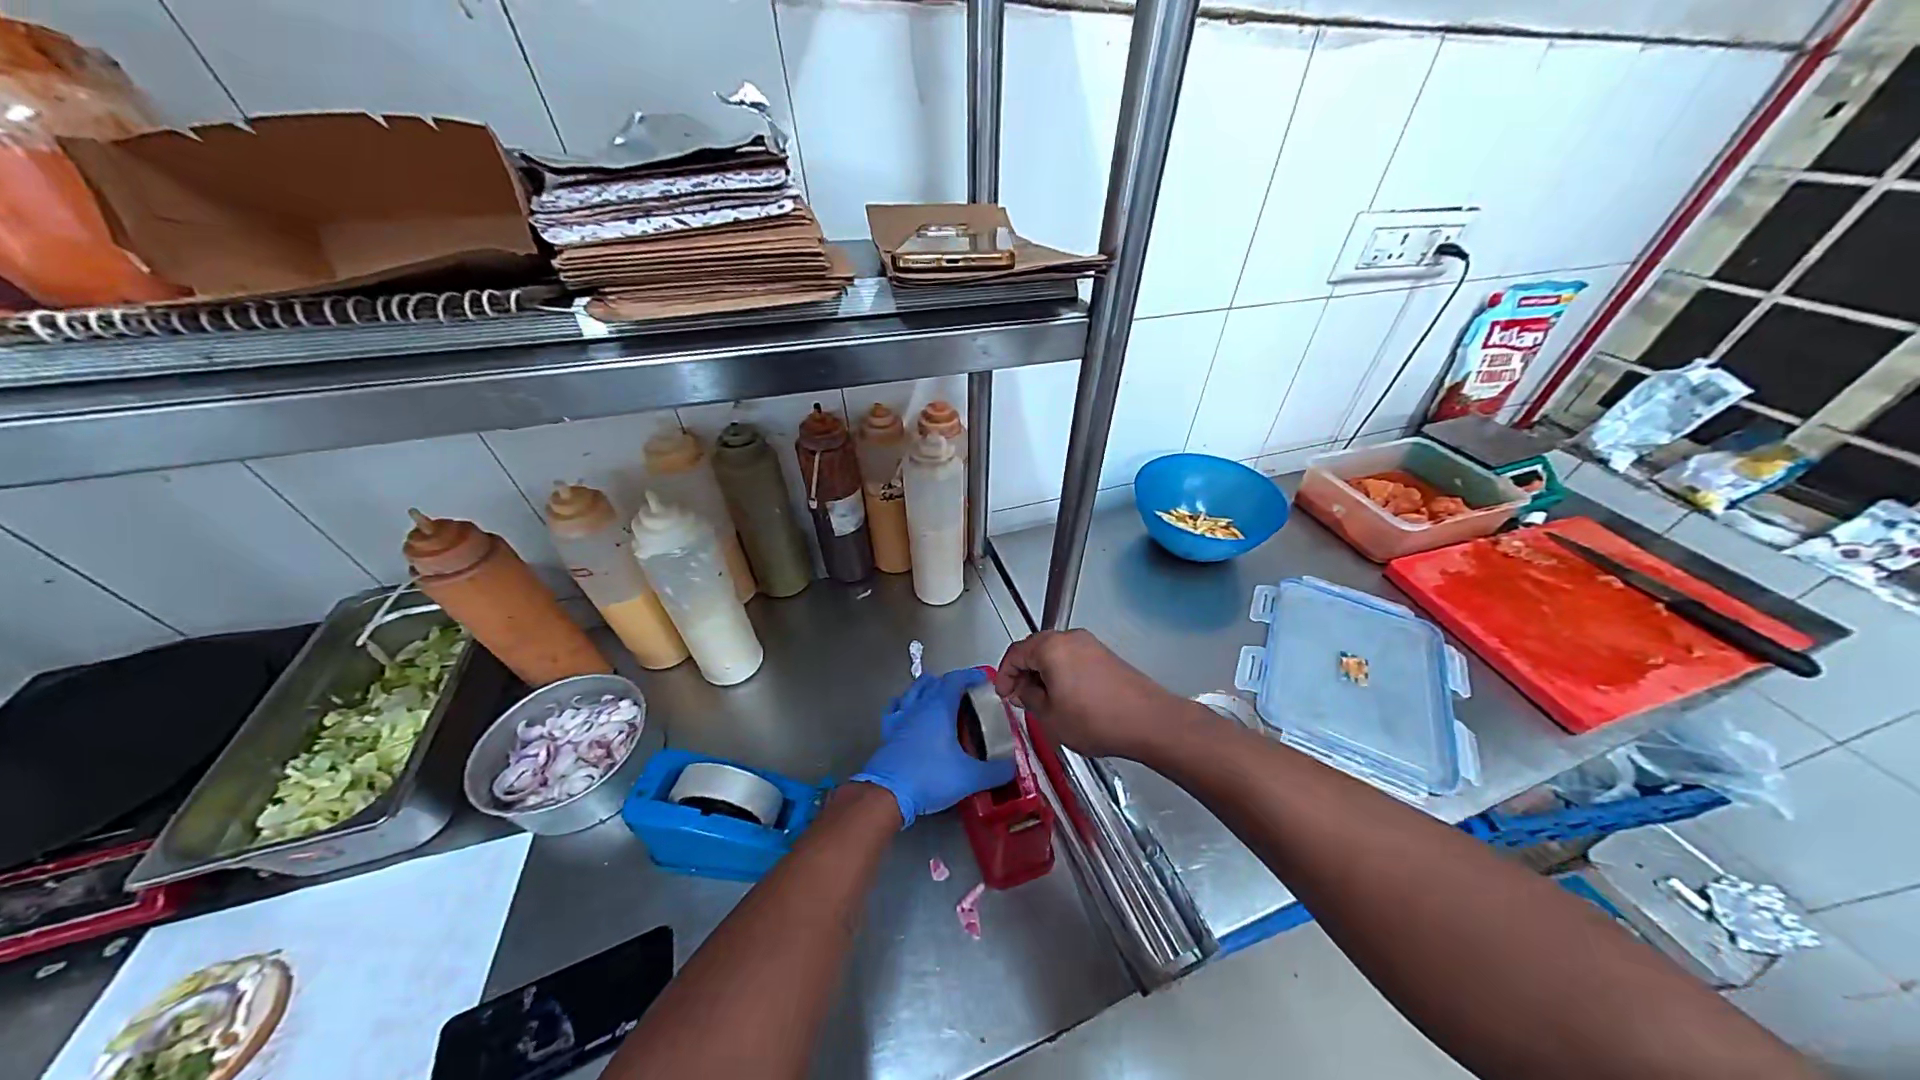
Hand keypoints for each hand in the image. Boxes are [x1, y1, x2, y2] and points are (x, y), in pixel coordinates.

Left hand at [851, 667, 1015, 828]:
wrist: (887, 795)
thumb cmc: (929, 777)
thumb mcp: (969, 777)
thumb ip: (995, 771)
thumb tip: (1011, 768)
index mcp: (939, 708)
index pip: (955, 679)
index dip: (970, 676)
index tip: (983, 680)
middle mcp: (918, 707)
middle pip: (934, 682)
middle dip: (951, 683)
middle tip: (966, 695)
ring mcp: (900, 718)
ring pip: (913, 691)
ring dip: (927, 690)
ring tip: (939, 699)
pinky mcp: (888, 733)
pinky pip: (896, 708)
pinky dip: (906, 704)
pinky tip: (909, 713)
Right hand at [995, 629, 1192, 760]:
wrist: (1148, 722)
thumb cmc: (1098, 719)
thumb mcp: (1049, 715)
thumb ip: (1028, 697)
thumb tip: (1023, 690)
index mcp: (1050, 647)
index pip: (1015, 653)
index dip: (1005, 675)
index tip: (1003, 692)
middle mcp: (1070, 638)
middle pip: (1035, 649)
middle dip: (1023, 672)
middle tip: (1018, 697)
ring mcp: (1090, 645)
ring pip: (1055, 654)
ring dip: (1043, 674)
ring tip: (1042, 702)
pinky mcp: (1105, 656)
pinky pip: (1073, 659)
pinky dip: (1062, 674)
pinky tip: (1065, 699)